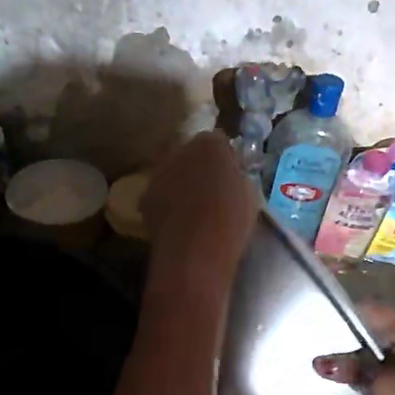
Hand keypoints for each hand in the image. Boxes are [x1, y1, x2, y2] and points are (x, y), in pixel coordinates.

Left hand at [142, 130, 261, 268]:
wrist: (194, 253)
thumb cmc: (230, 222)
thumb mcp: (249, 195)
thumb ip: (237, 176)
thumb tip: (231, 175)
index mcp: (210, 145)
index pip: (218, 141)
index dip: (225, 158)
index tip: (231, 174)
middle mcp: (180, 150)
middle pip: (190, 153)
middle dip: (199, 166)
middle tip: (210, 189)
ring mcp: (158, 172)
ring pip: (172, 171)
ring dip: (180, 182)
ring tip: (191, 207)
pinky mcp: (144, 196)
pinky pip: (159, 193)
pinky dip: (166, 202)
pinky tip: (176, 220)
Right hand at [315, 304, 394, 394]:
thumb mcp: (382, 386)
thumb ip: (351, 369)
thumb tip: (317, 362)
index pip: (373, 311)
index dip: (346, 312)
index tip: (317, 316)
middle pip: (372, 330)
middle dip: (345, 336)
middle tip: (313, 338)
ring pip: (373, 352)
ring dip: (352, 356)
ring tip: (320, 355)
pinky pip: (379, 369)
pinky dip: (362, 372)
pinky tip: (339, 376)